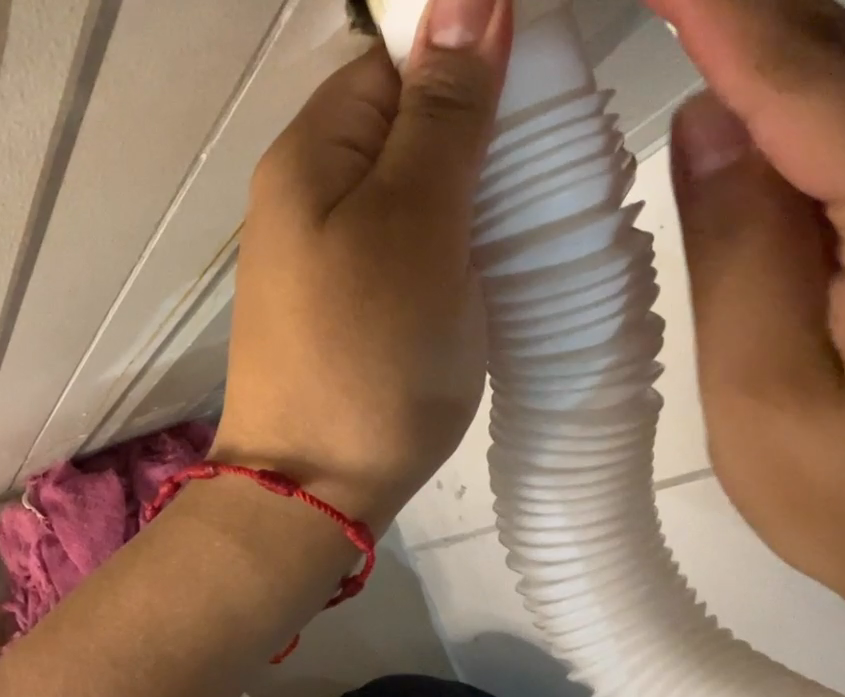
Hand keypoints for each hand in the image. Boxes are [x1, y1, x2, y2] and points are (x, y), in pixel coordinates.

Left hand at [214, 0, 513, 529]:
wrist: (314, 488)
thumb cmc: (366, 355)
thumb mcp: (413, 219)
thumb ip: (441, 111)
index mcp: (307, 155)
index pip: (394, 61)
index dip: (468, 66)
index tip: (531, 113)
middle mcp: (303, 197)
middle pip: (406, 126)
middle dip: (479, 139)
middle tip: (540, 180)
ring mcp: (323, 258)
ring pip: (413, 191)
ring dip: (473, 197)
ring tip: (523, 228)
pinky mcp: (347, 309)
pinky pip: (407, 248)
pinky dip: (453, 247)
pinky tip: (487, 270)